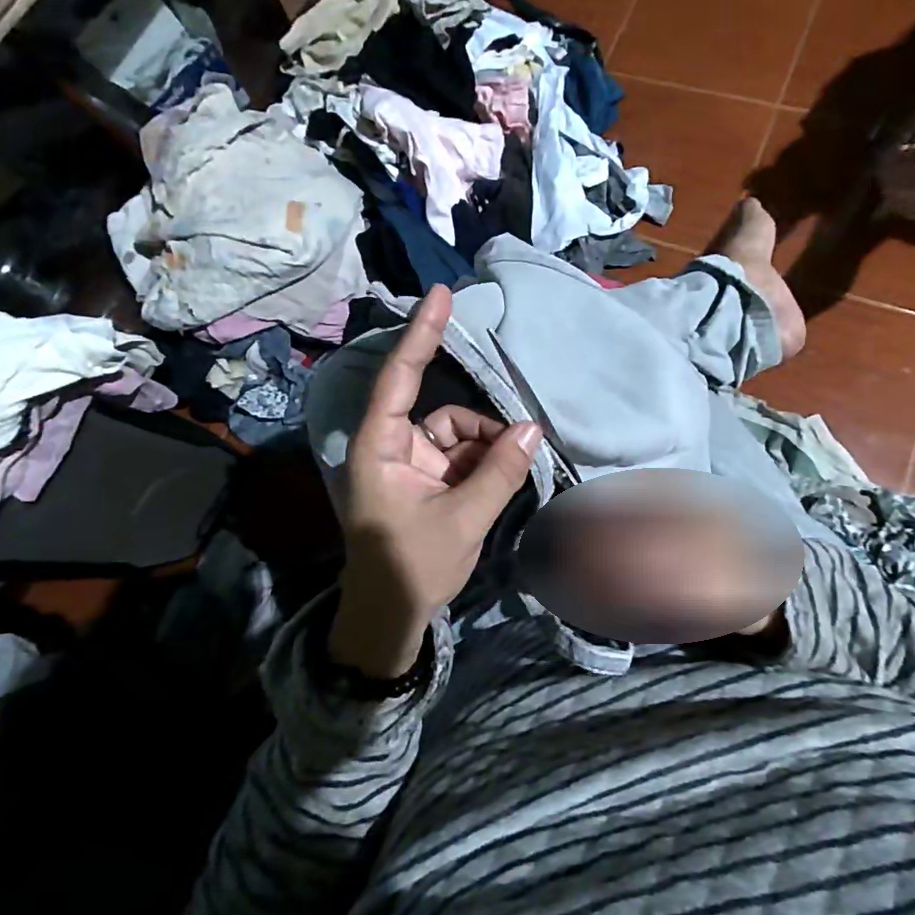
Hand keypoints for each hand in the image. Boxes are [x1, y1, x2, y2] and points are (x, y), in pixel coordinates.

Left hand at [329, 285, 541, 676]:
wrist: (391, 618)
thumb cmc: (409, 568)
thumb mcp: (461, 520)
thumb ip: (499, 473)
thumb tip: (534, 428)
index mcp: (380, 448)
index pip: (399, 378)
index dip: (420, 334)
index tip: (441, 296)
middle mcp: (393, 446)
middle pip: (443, 412)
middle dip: (482, 428)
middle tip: (520, 446)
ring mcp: (412, 464)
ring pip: (460, 435)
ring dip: (490, 450)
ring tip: (513, 475)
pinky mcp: (428, 480)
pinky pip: (463, 456)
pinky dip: (486, 463)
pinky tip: (505, 478)